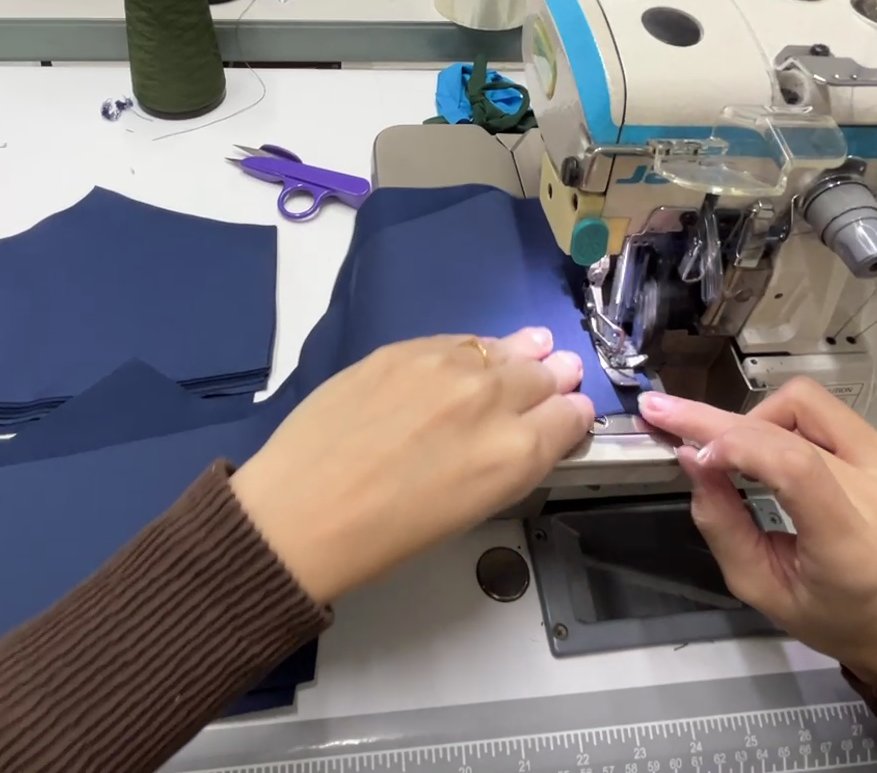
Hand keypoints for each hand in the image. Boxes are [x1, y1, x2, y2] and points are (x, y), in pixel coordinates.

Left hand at [233, 328, 593, 603]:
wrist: (303, 510)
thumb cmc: (388, 534)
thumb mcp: (470, 508)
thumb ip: (508, 461)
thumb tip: (530, 430)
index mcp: (514, 454)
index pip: (568, 417)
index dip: (573, 414)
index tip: (570, 412)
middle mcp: (491, 399)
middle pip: (542, 376)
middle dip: (554, 378)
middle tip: (558, 373)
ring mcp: (446, 366)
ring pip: (504, 348)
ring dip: (524, 352)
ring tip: (535, 347)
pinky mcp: (405, 349)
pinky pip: (459, 341)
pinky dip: (476, 348)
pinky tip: (478, 352)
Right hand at [637, 380, 876, 686]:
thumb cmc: (834, 619)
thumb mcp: (760, 588)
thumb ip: (720, 522)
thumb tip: (689, 457)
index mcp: (853, 547)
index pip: (794, 465)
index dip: (734, 444)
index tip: (685, 446)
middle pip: (790, 426)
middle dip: (719, 421)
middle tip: (667, 413)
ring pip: (805, 403)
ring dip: (756, 419)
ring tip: (738, 452)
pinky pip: (826, 413)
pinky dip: (786, 425)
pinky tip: (775, 455)